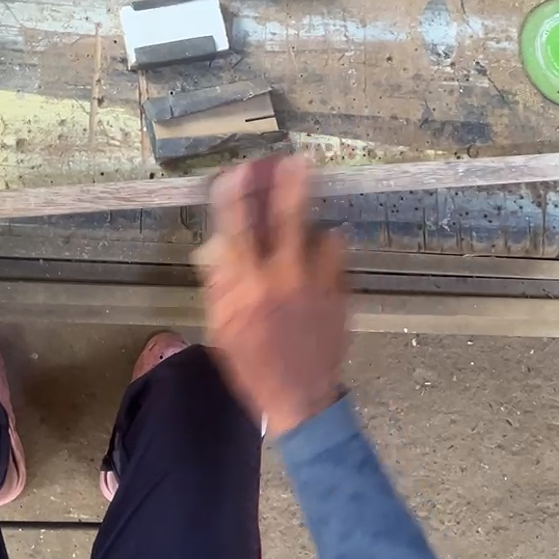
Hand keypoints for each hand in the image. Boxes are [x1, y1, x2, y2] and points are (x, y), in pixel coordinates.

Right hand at [195, 155, 349, 437]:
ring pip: (320, 234)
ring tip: (309, 214)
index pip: (238, 229)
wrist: (301, 399)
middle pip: (287, 219)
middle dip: (289, 185)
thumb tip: (218, 248)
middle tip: (295, 160)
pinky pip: (339, 257)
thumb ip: (220, 284)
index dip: (235, 196)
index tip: (237, 172)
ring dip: (311, 222)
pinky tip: (323, 249)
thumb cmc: (252, 365)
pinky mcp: (341, 295)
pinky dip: (330, 249)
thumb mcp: (221, 328)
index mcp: (248, 286)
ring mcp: (317, 285)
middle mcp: (283, 278)